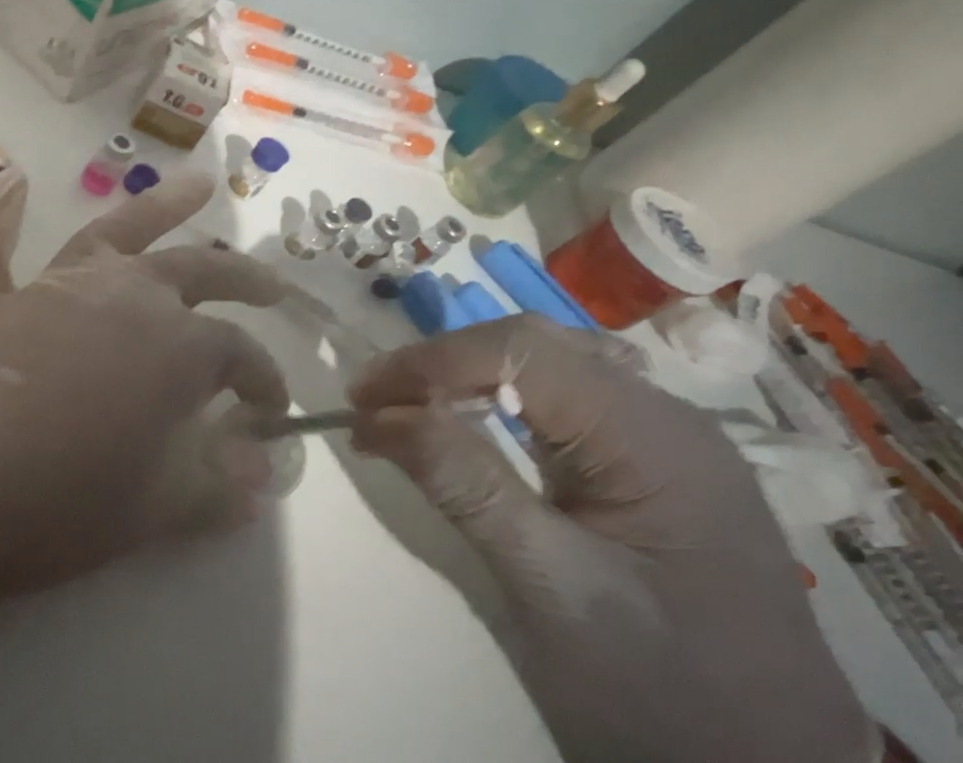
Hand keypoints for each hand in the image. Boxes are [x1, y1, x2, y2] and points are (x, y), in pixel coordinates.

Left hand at [0, 170, 289, 607]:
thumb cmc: (64, 505)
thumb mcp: (158, 507)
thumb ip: (217, 485)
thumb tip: (258, 473)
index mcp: (179, 347)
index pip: (239, 357)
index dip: (262, 385)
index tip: (268, 415)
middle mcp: (126, 298)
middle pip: (197, 272)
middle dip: (240, 279)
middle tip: (269, 287)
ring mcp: (55, 288)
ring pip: (115, 231)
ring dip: (160, 205)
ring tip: (197, 183)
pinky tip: (9, 177)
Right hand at [350, 314, 874, 762]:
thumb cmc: (659, 683)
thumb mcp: (549, 586)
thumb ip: (464, 485)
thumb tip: (377, 414)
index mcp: (653, 437)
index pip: (523, 351)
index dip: (431, 361)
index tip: (360, 399)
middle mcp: (669, 420)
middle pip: (540, 346)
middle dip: (446, 364)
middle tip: (377, 404)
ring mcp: (669, 444)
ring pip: (555, 367)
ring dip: (472, 378)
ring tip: (411, 413)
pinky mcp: (657, 472)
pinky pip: (571, 406)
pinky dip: (505, 404)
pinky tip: (475, 430)